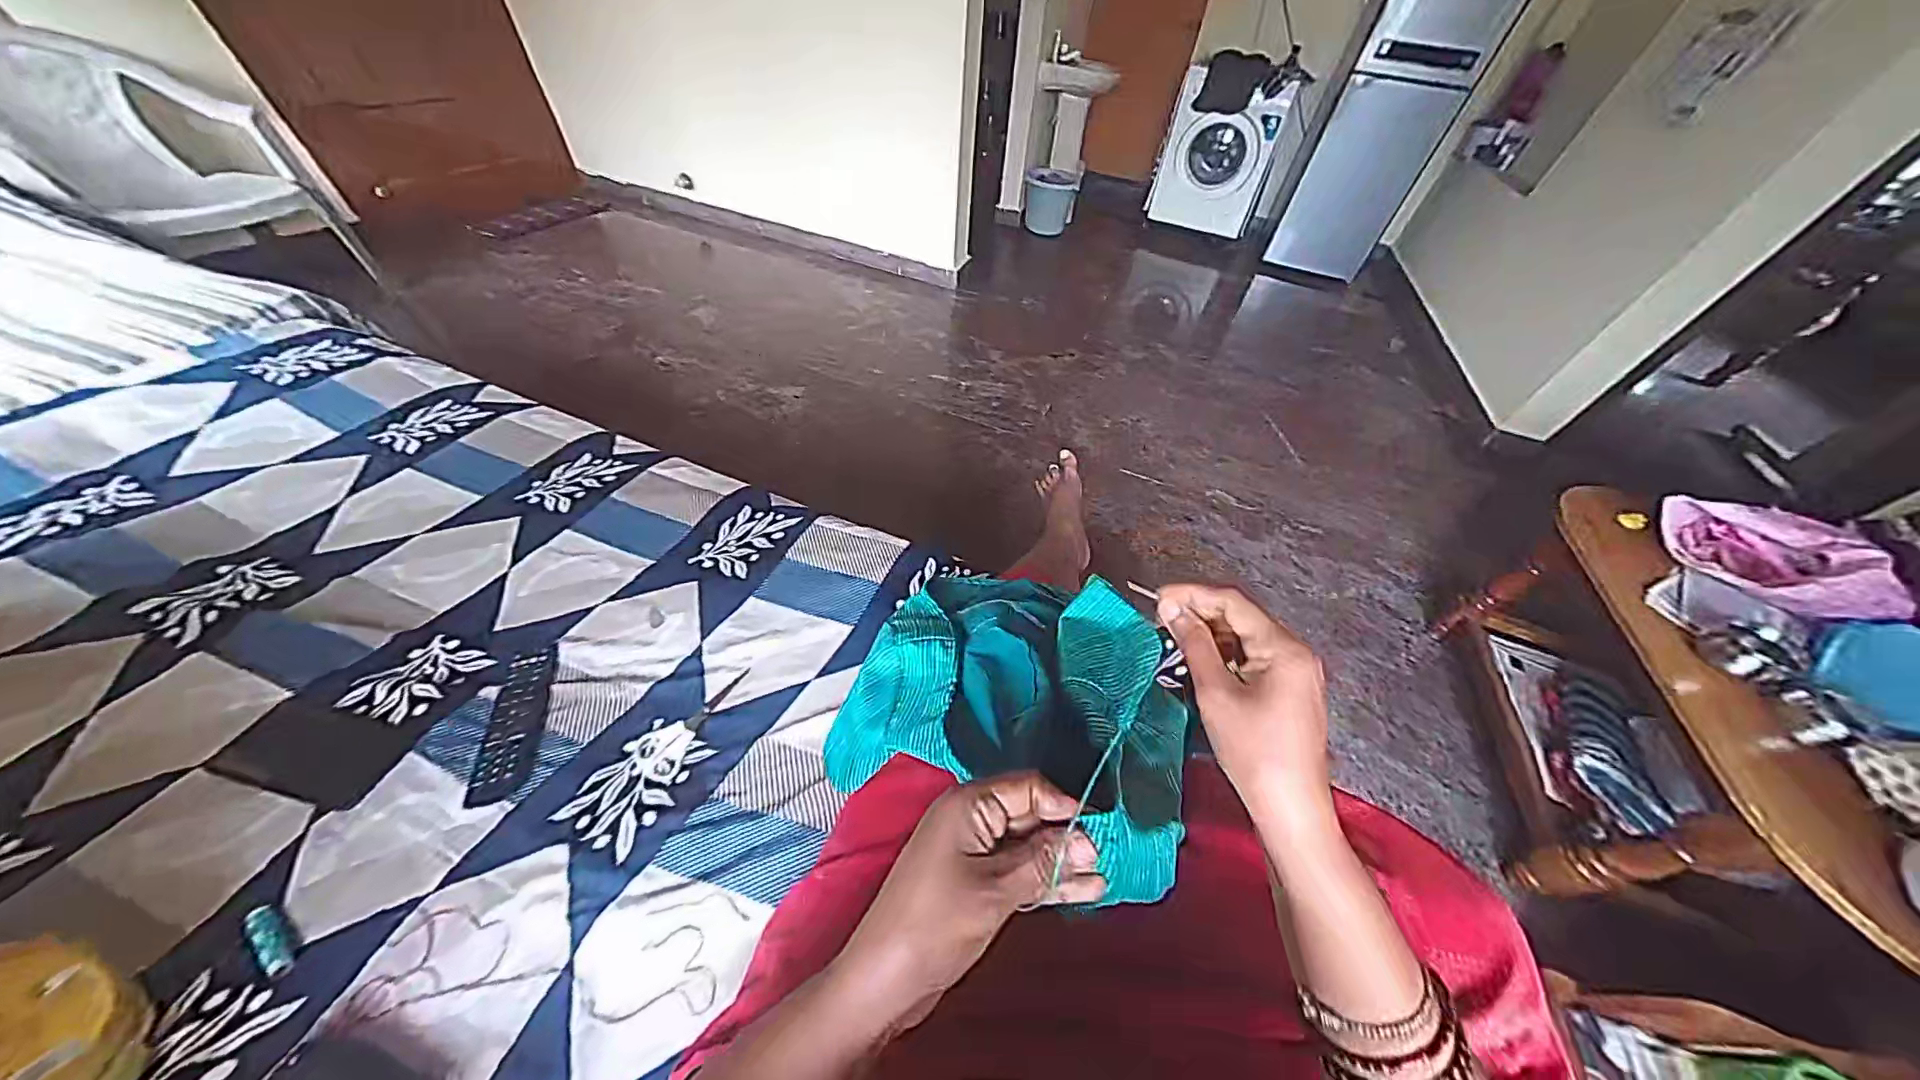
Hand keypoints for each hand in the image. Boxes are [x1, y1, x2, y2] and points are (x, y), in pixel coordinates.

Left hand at [831, 771, 1103, 1031]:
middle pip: (1029, 814)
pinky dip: (1045, 880)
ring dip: (1061, 861)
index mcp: (969, 803)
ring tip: (1101, 878)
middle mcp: (971, 818)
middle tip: (1104, 857)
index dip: (1064, 803)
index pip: (1028, 787)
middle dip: (1066, 834)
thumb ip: (1042, 861)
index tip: (1100, 824)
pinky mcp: (976, 881)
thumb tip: (1085, 839)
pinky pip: (1018, 870)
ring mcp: (973, 851)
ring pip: (1027, 846)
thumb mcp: (995, 889)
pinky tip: (1081, 890)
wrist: (885, 977)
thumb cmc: (936, 922)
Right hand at [1157, 584, 1330, 819]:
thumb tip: (1174, 610)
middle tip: (1162, 618)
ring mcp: (1296, 671)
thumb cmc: (1254, 753)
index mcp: (1284, 649)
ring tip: (1175, 639)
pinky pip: (1253, 657)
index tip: (1159, 598)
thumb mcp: (1216, 694)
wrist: (1289, 806)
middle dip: (1200, 613)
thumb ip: (1194, 645)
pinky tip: (1200, 661)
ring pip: (1245, 636)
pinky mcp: (1289, 688)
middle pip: (1242, 616)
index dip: (1193, 595)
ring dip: (1210, 634)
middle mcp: (1296, 652)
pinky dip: (1225, 654)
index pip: (1233, 603)